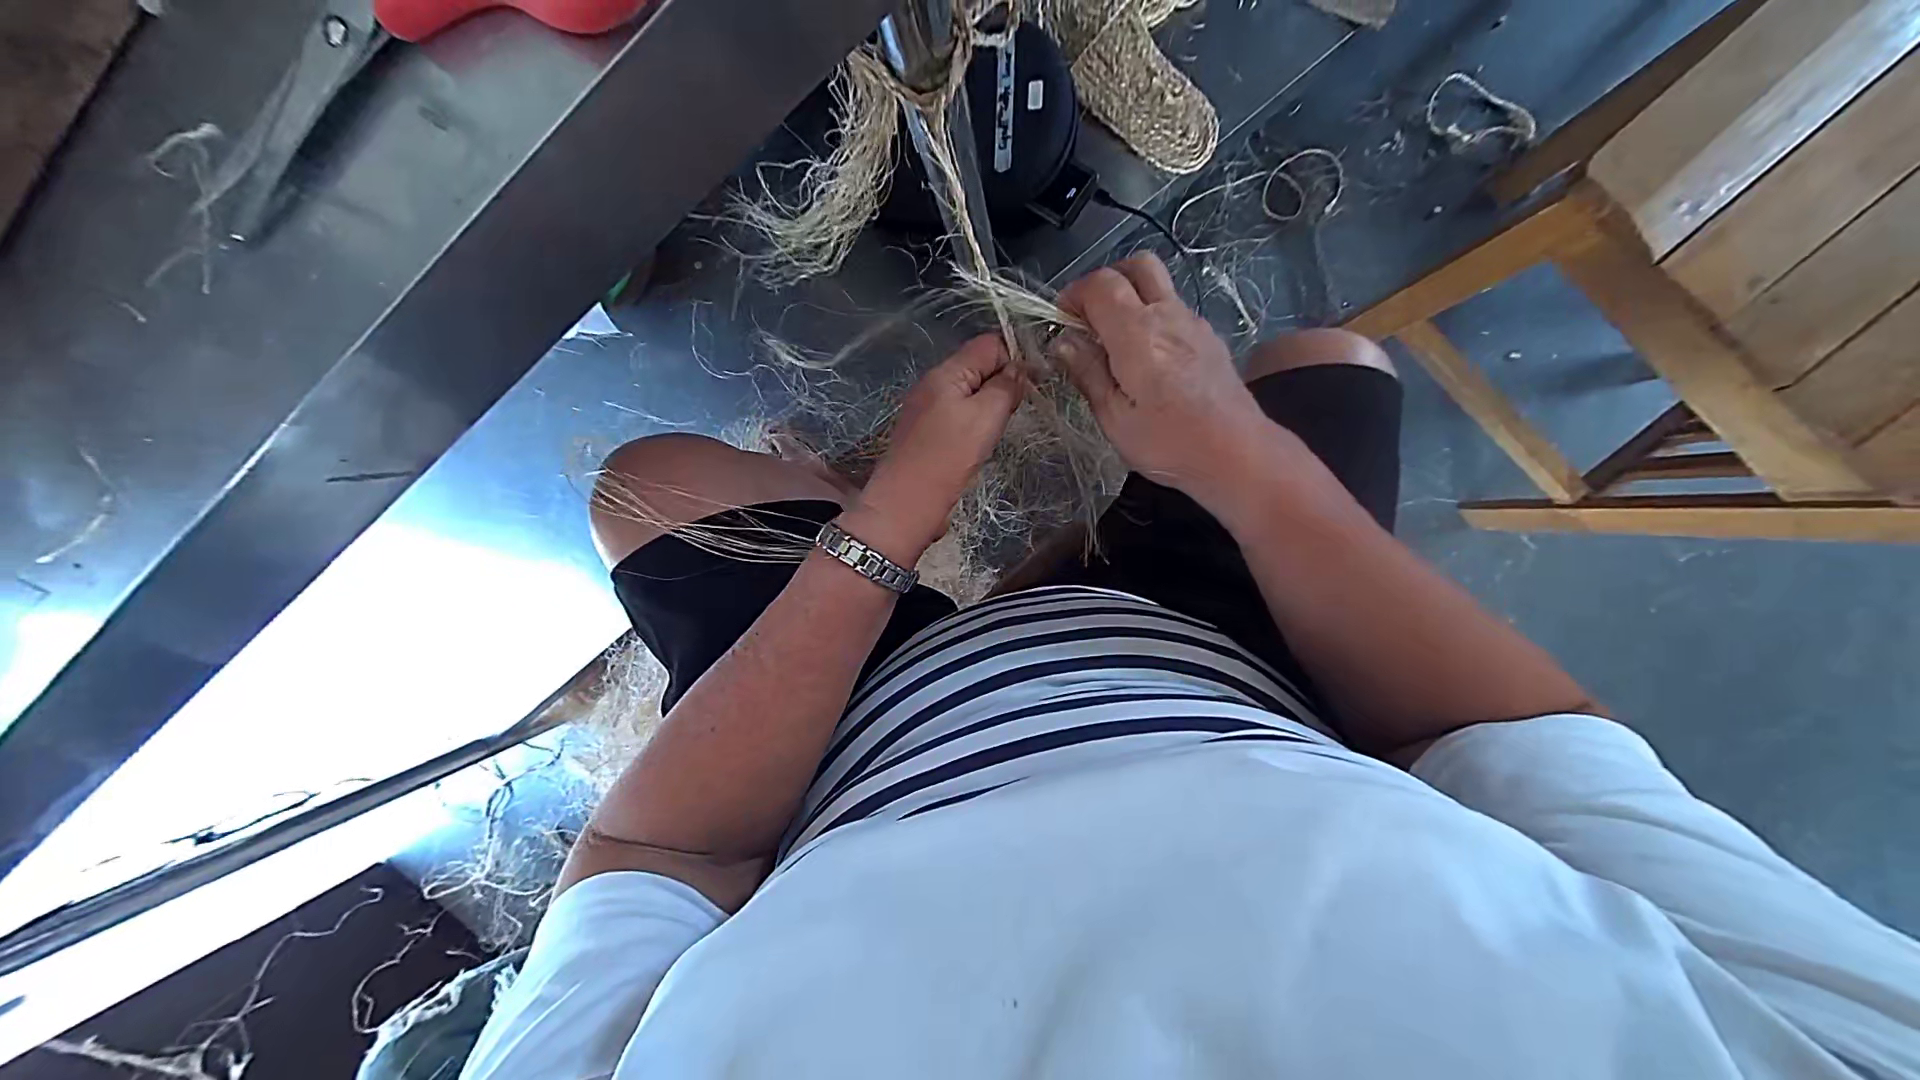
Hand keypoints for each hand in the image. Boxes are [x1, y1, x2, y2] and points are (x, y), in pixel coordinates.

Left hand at [840, 334, 1025, 563]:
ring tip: (996, 431)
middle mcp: (932, 384)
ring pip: (969, 393)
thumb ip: (1005, 387)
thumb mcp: (985, 417)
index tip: (1030, 388)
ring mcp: (926, 409)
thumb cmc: (947, 458)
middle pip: (978, 367)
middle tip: (1015, 412)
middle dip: (1002, 384)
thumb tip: (1019, 369)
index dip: (1014, 359)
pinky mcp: (925, 433)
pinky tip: (977, 444)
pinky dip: (973, 423)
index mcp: (945, 372)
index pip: (988, 344)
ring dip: (989, 406)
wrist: (905, 505)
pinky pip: (957, 415)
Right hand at [1054, 253, 1284, 520]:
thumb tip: (1064, 342)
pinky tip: (1146, 359)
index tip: (1061, 321)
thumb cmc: (1168, 443)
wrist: (1237, 454)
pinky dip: (1152, 318)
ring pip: (1159, 286)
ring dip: (1131, 300)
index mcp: (1137, 332)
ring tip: (1114, 343)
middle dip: (1106, 281)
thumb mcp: (1114, 417)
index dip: (1074, 294)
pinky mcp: (1209, 340)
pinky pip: (1175, 311)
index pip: (1101, 284)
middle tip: (1089, 318)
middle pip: (1137, 266)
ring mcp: (1194, 324)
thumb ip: (1088, 373)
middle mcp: (1168, 316)